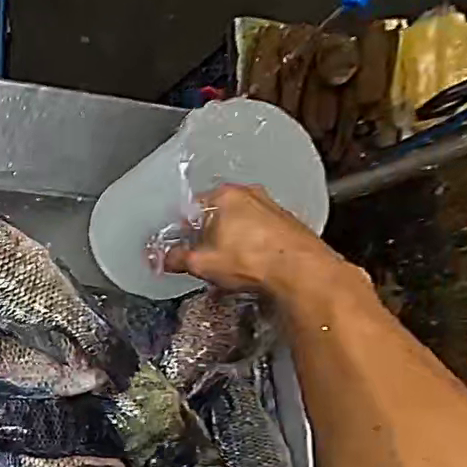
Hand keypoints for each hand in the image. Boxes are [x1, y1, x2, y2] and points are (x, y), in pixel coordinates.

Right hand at [161, 183, 350, 295]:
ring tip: (222, 267)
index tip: (176, 248)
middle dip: (203, 237)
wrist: (301, 272)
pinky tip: (244, 266)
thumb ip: (175, 259)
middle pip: (213, 216)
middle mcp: (248, 194)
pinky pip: (255, 233)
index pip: (188, 209)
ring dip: (225, 243)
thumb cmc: (250, 260)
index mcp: (223, 196)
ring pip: (235, 224)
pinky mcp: (286, 223)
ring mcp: (271, 207)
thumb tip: (164, 259)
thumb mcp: (199, 263)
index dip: (178, 232)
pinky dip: (246, 247)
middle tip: (198, 259)